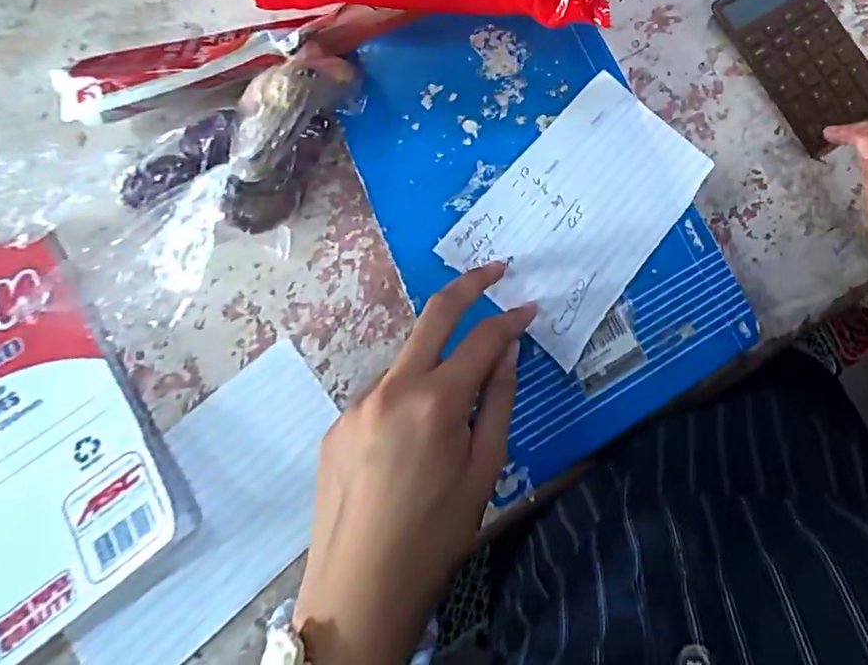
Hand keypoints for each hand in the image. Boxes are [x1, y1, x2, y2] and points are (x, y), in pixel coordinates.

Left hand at [295, 264, 533, 664]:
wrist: (356, 597)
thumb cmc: (436, 536)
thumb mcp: (485, 471)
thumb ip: (499, 401)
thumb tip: (508, 351)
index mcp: (435, 403)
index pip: (483, 340)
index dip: (511, 319)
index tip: (530, 307)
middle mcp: (391, 389)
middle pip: (434, 315)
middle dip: (469, 285)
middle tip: (495, 269)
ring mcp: (357, 404)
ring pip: (408, 359)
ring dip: (437, 358)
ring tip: (454, 403)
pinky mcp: (337, 425)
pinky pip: (384, 393)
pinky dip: (409, 394)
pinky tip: (413, 439)